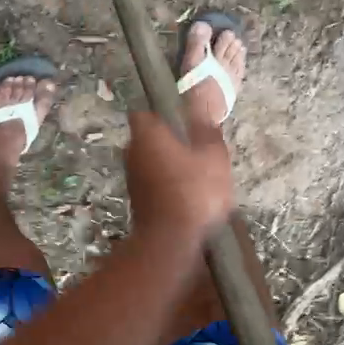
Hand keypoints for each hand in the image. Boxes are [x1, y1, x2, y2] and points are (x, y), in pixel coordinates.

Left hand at [124, 111, 235, 240]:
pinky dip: (167, 181)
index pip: (144, 111)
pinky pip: (153, 179)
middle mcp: (131, 150)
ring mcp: (131, 176)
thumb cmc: (194, 191)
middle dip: (170, 138)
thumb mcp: (212, 155)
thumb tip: (201, 102)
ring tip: (197, 172)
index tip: (182, 118)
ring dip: (169, 161)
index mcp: (146, 133)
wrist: (172, 241)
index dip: (161, 112)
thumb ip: (206, 127)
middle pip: (149, 135)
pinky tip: (188, 192)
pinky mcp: (136, 198)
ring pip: (151, 159)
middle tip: (197, 147)